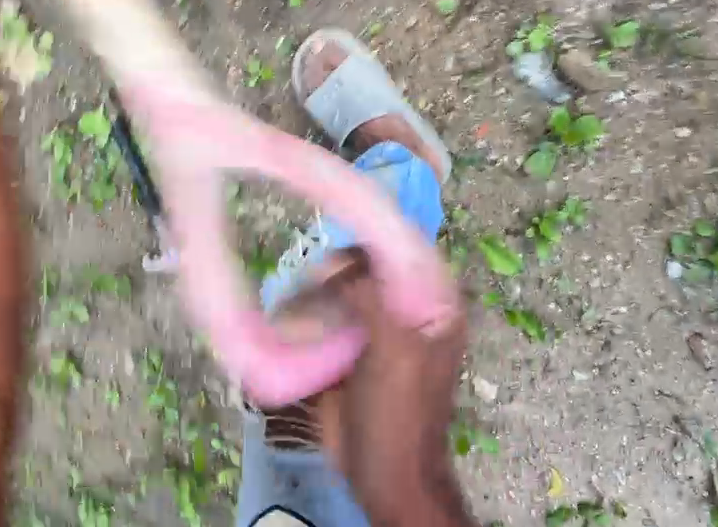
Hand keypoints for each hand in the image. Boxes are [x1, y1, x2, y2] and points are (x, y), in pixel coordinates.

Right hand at [277, 252, 471, 525]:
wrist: (383, 476)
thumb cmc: (401, 411)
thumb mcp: (393, 346)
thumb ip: (369, 295)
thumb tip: (332, 264)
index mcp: (432, 302)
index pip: (402, 249)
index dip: (372, 241)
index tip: (339, 241)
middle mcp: (404, 306)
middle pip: (365, 265)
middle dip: (336, 267)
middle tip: (311, 278)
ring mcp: (373, 326)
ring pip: (340, 287)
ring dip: (314, 289)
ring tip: (293, 299)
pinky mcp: (346, 346)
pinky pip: (324, 315)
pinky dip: (303, 311)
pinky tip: (284, 312)